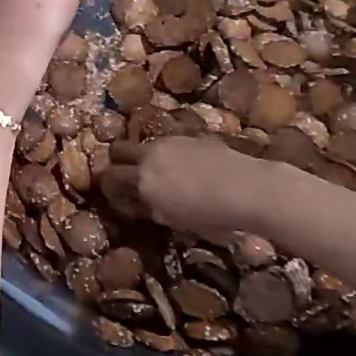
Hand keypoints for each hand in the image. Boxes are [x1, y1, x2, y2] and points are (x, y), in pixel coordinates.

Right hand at [99, 137, 270, 236]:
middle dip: (116, 160)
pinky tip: (184, 167)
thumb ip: (148, 207)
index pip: (109, 177)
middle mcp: (149, 155)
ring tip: (159, 172)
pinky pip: (166, 143)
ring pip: (144, 144)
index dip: (107, 185)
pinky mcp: (188, 136)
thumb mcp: (172, 219)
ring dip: (143, 156)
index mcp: (142, 180)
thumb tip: (134, 202)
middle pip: (118, 149)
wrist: (247, 188)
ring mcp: (169, 142)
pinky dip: (166, 153)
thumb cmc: (209, 214)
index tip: (113, 193)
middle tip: (126, 175)